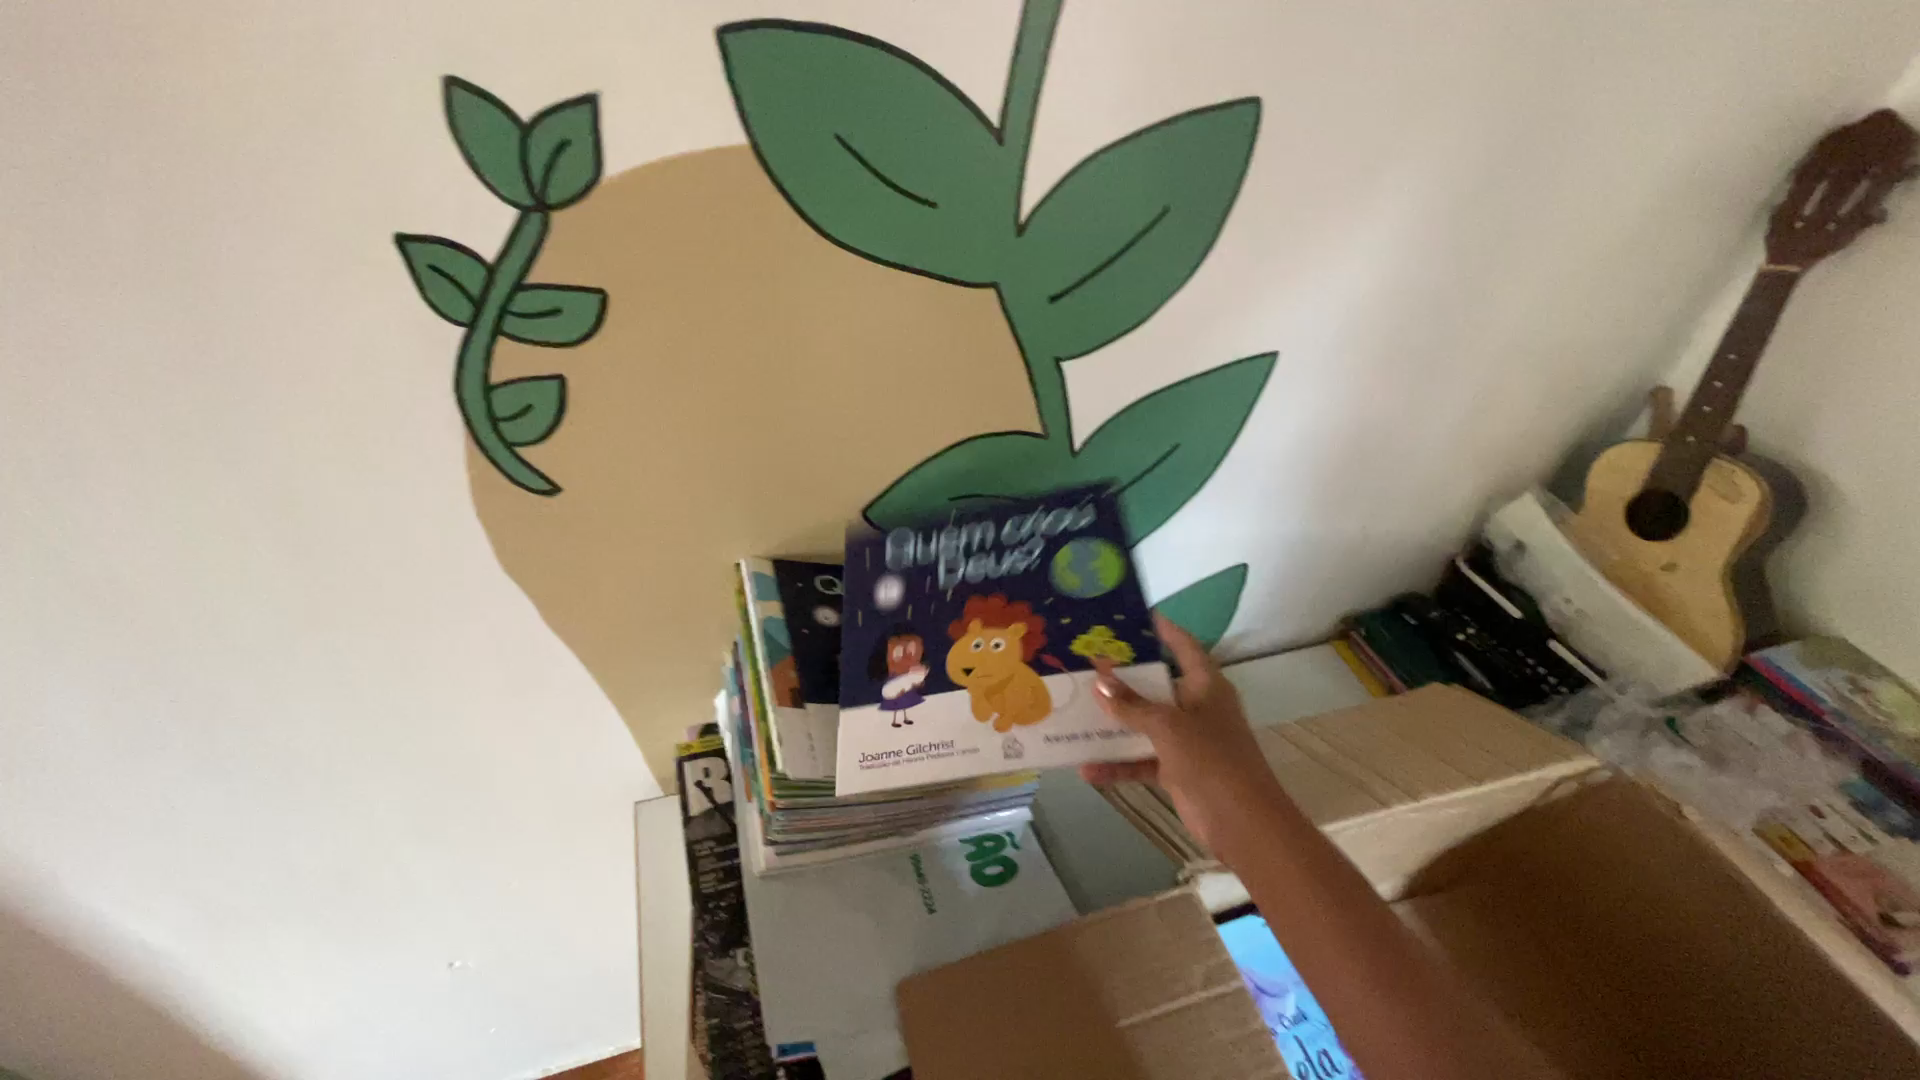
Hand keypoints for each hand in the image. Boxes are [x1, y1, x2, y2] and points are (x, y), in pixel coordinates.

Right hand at [1081, 614, 1287, 859]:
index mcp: (1205, 686)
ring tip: (1075, 712)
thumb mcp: (1168, 726)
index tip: (1133, 616)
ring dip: (1114, 723)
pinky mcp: (1176, 770)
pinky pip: (1140, 760)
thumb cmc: (1211, 760)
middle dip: (1123, 678)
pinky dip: (1117, 765)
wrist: (1242, 823)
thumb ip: (1132, 704)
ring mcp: (1186, 740)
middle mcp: (1196, 707)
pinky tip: (1086, 769)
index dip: (1162, 630)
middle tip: (1086, 663)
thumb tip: (1100, 680)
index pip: (1184, 646)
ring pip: (1144, 724)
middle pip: (1156, 685)